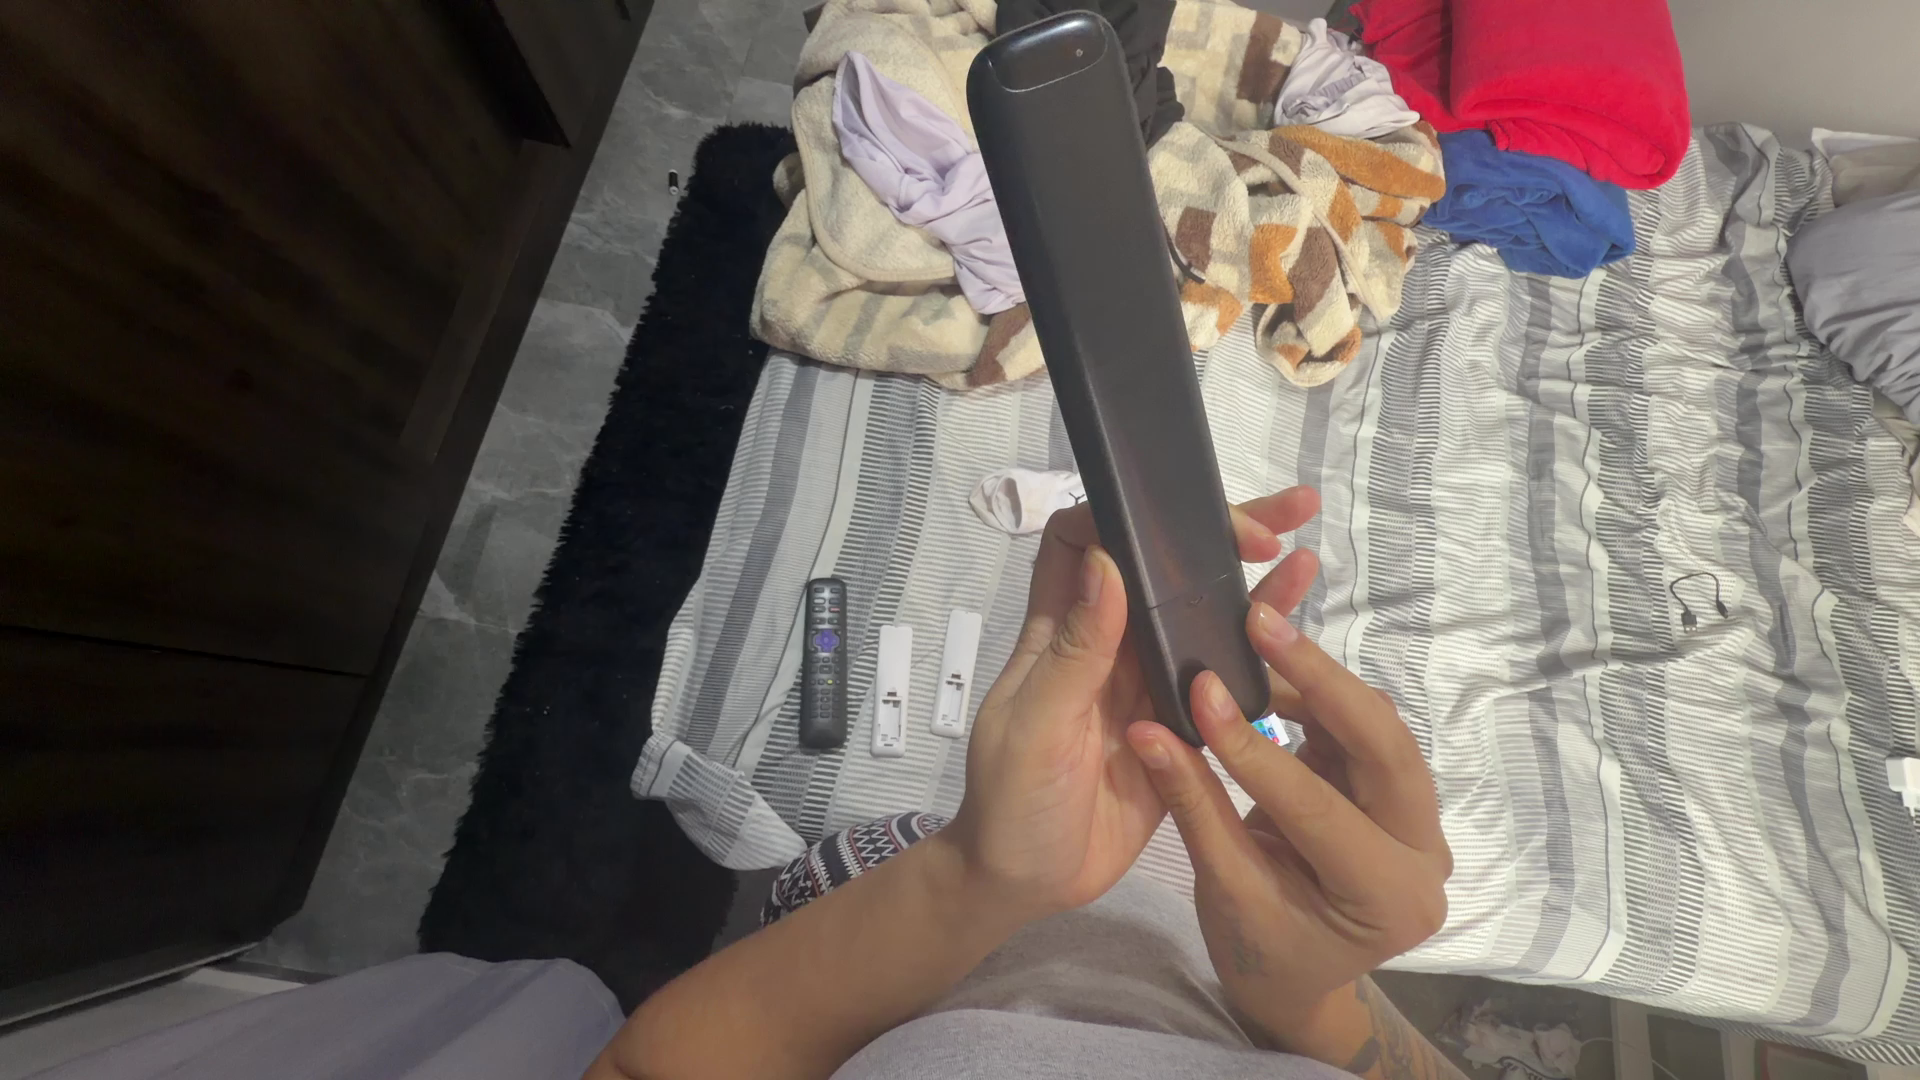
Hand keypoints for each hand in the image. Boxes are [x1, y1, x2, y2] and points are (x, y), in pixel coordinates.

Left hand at [942, 488, 1322, 920]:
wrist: (1030, 877)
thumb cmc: (1014, 799)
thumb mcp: (1035, 725)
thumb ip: (1074, 651)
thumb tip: (1110, 564)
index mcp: (1059, 631)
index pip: (1080, 543)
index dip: (1122, 515)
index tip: (1179, 516)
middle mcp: (1105, 642)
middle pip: (1154, 568)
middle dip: (1212, 535)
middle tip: (1285, 516)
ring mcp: (1143, 679)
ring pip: (1195, 615)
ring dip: (1247, 584)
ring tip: (1306, 559)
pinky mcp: (1176, 720)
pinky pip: (1217, 674)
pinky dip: (1256, 649)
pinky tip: (1299, 633)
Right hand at [1123, 604, 1452, 1050]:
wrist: (1296, 976)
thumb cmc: (1260, 948)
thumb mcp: (1222, 885)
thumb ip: (1192, 803)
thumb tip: (1147, 731)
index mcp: (1384, 896)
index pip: (1316, 806)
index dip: (1253, 746)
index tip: (1199, 689)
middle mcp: (1421, 852)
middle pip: (1384, 746)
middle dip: (1322, 679)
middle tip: (1261, 624)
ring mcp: (1415, 818)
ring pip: (1378, 726)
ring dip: (1319, 678)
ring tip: (1257, 635)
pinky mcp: (1391, 791)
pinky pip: (1358, 728)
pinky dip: (1315, 694)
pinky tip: (1270, 669)